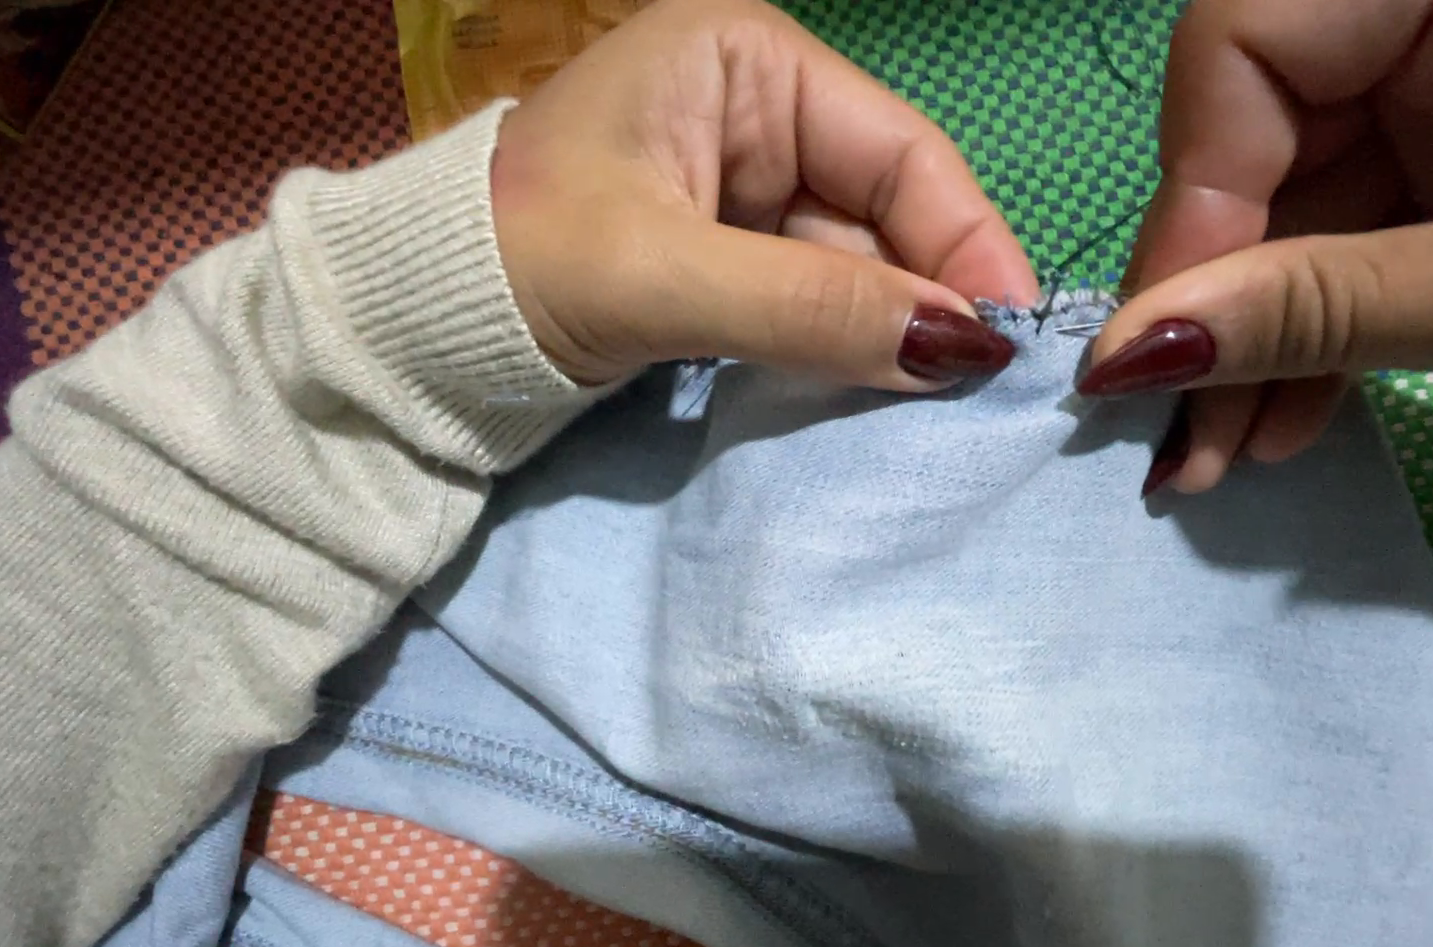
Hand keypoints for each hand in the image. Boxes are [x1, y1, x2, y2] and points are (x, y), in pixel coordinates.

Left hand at [490, 0, 1038, 391]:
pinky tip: (873, 383)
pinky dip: (841, 346)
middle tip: (976, 383)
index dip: (964, 241)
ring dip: (889, 329)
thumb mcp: (668, 276)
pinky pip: (812, 303)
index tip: (1007, 333)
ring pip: (852, 266)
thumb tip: (956, 346)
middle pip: (884, 211)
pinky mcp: (730, 263)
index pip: (899, 150)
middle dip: (929, 295)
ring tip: (936, 394)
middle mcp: (759, 119)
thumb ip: (811, 307)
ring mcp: (745, 197)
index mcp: (749, 66)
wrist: (425, 325)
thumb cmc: (523, 261)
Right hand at [1079, 0, 1432, 494]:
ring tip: (1220, 455)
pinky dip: (1301, 338)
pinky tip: (1282, 420)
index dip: (1188, 196)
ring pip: (1280, 213)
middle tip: (1176, 434)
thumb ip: (1320, 308)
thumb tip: (1121, 359)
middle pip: (1250, 143)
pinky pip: (1330, 241)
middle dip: (1207, 303)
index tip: (1157, 341)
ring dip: (1244, 344)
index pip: (1250, 40)